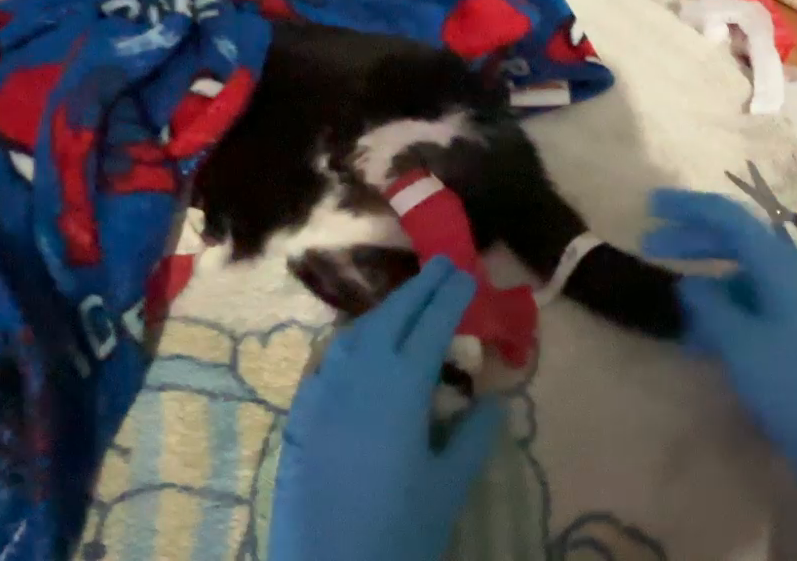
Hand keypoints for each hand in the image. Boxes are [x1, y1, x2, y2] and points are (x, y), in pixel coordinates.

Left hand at [270, 258, 506, 560]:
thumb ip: (474, 437)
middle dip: (421, 286)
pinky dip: (354, 338)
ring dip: (387, 309)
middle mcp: (359, 374)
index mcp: (401, 386)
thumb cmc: (397, 532)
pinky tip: (362, 346)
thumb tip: (495, 401)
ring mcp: (324, 390)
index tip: (468, 271)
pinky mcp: (302, 413)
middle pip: (393, 314)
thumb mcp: (448, 487)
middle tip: (444, 264)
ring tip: (410, 302)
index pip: (432, 323)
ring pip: (357, 330)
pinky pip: (330, 357)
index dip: (452, 294)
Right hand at [644, 189, 796, 553]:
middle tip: (651, 249)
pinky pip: (768, 305)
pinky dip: (735, 311)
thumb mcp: (742, 347)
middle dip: (695, 243)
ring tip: (679, 313)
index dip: (690, 207)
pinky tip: (712, 339)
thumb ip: (710, 305)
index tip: (651, 207)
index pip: (733, 218)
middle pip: (742, 243)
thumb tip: (691, 283)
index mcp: (789, 269)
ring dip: (712, 285)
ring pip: (753, 278)